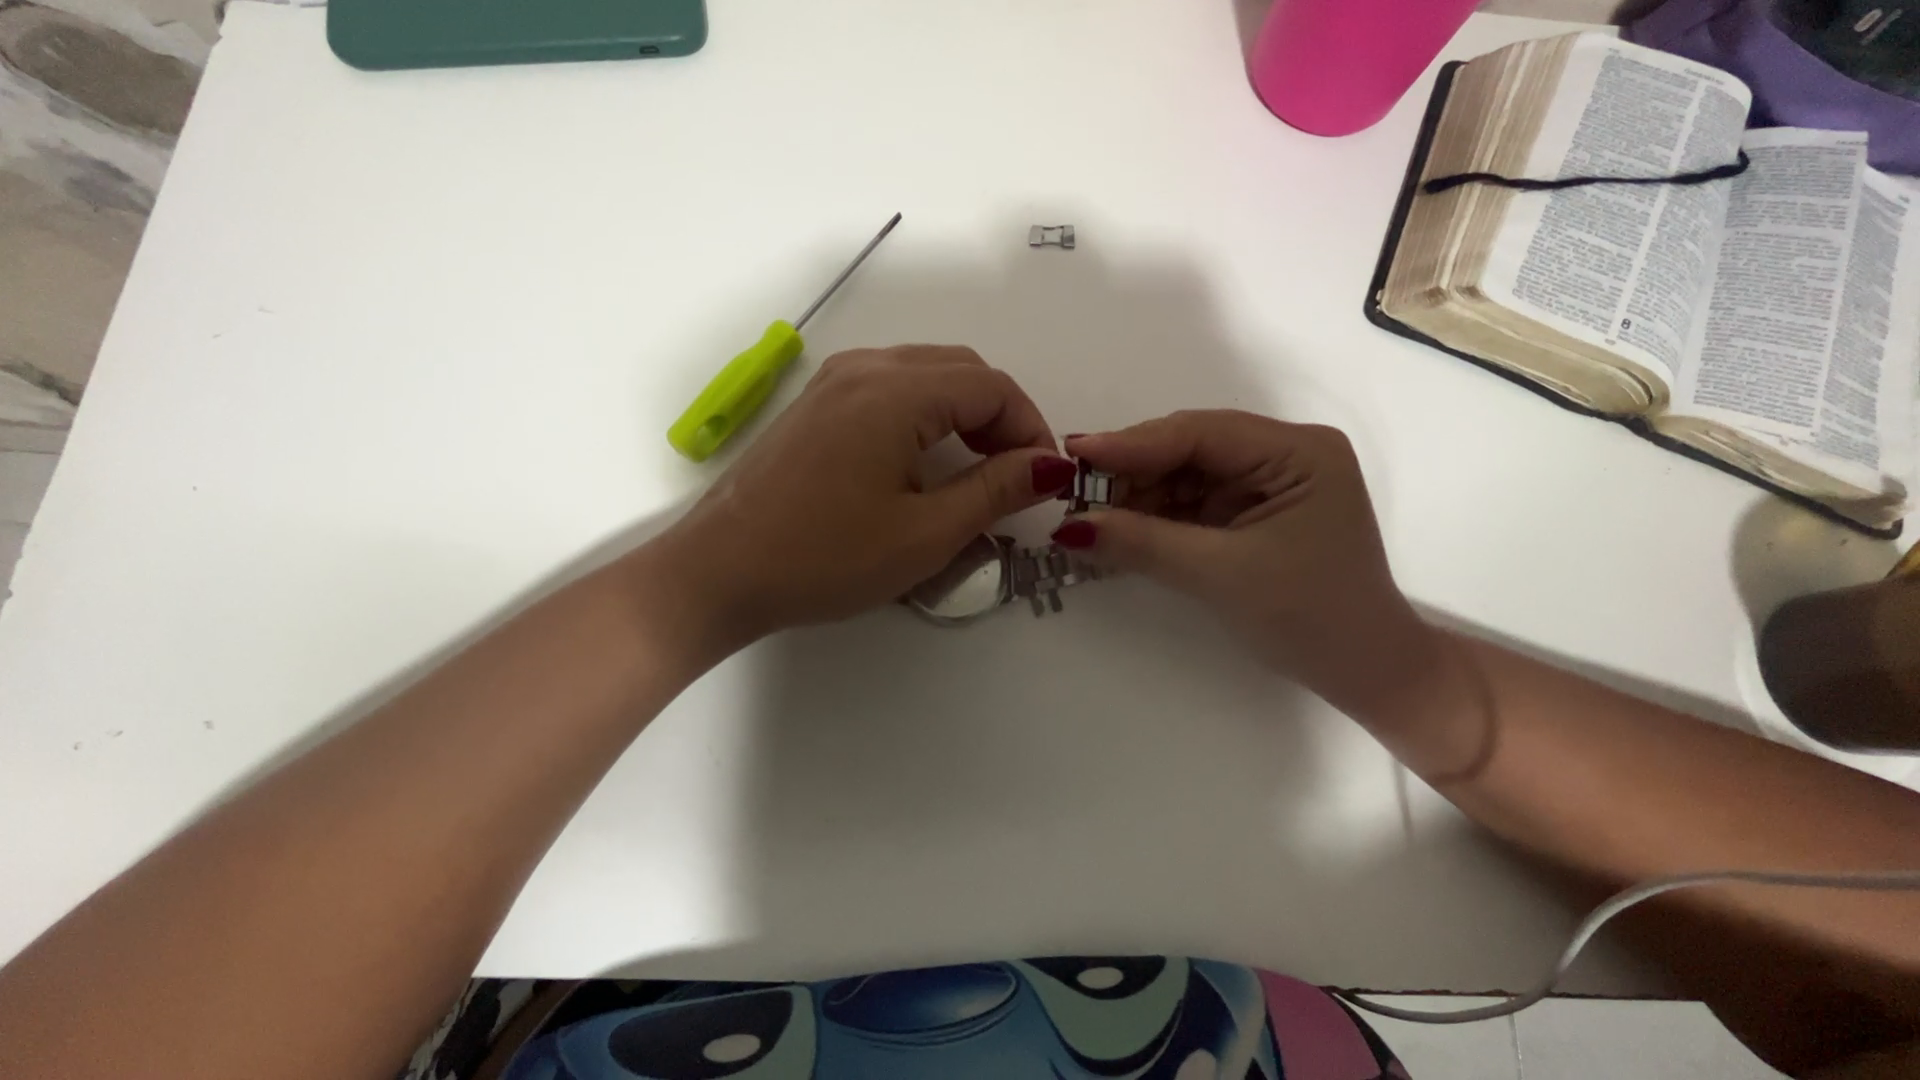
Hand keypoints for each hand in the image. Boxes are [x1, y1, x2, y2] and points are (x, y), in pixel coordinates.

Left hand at [649, 346, 1076, 650]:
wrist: (718, 572)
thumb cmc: (824, 558)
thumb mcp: (924, 534)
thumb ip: (995, 491)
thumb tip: (1050, 466)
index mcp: (895, 392)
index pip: (992, 385)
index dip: (1030, 428)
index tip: (1045, 479)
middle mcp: (864, 369)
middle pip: (960, 370)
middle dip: (1000, 417)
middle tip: (1017, 477)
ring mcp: (833, 382)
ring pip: (924, 376)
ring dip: (964, 414)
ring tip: (978, 472)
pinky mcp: (815, 404)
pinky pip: (889, 390)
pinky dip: (925, 415)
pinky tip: (925, 462)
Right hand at [1056, 411, 1438, 715]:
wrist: (1365, 673)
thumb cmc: (1310, 618)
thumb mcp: (1221, 575)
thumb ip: (1144, 544)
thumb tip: (1067, 528)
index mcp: (1298, 452)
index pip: (1201, 433)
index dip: (1133, 443)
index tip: (1074, 453)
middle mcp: (1284, 455)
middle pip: (1190, 449)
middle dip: (1131, 472)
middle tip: (1070, 490)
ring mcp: (1268, 484)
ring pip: (1185, 476)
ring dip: (1137, 496)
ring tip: (1084, 514)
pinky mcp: (1252, 513)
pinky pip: (1192, 504)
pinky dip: (1155, 518)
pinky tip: (1116, 528)